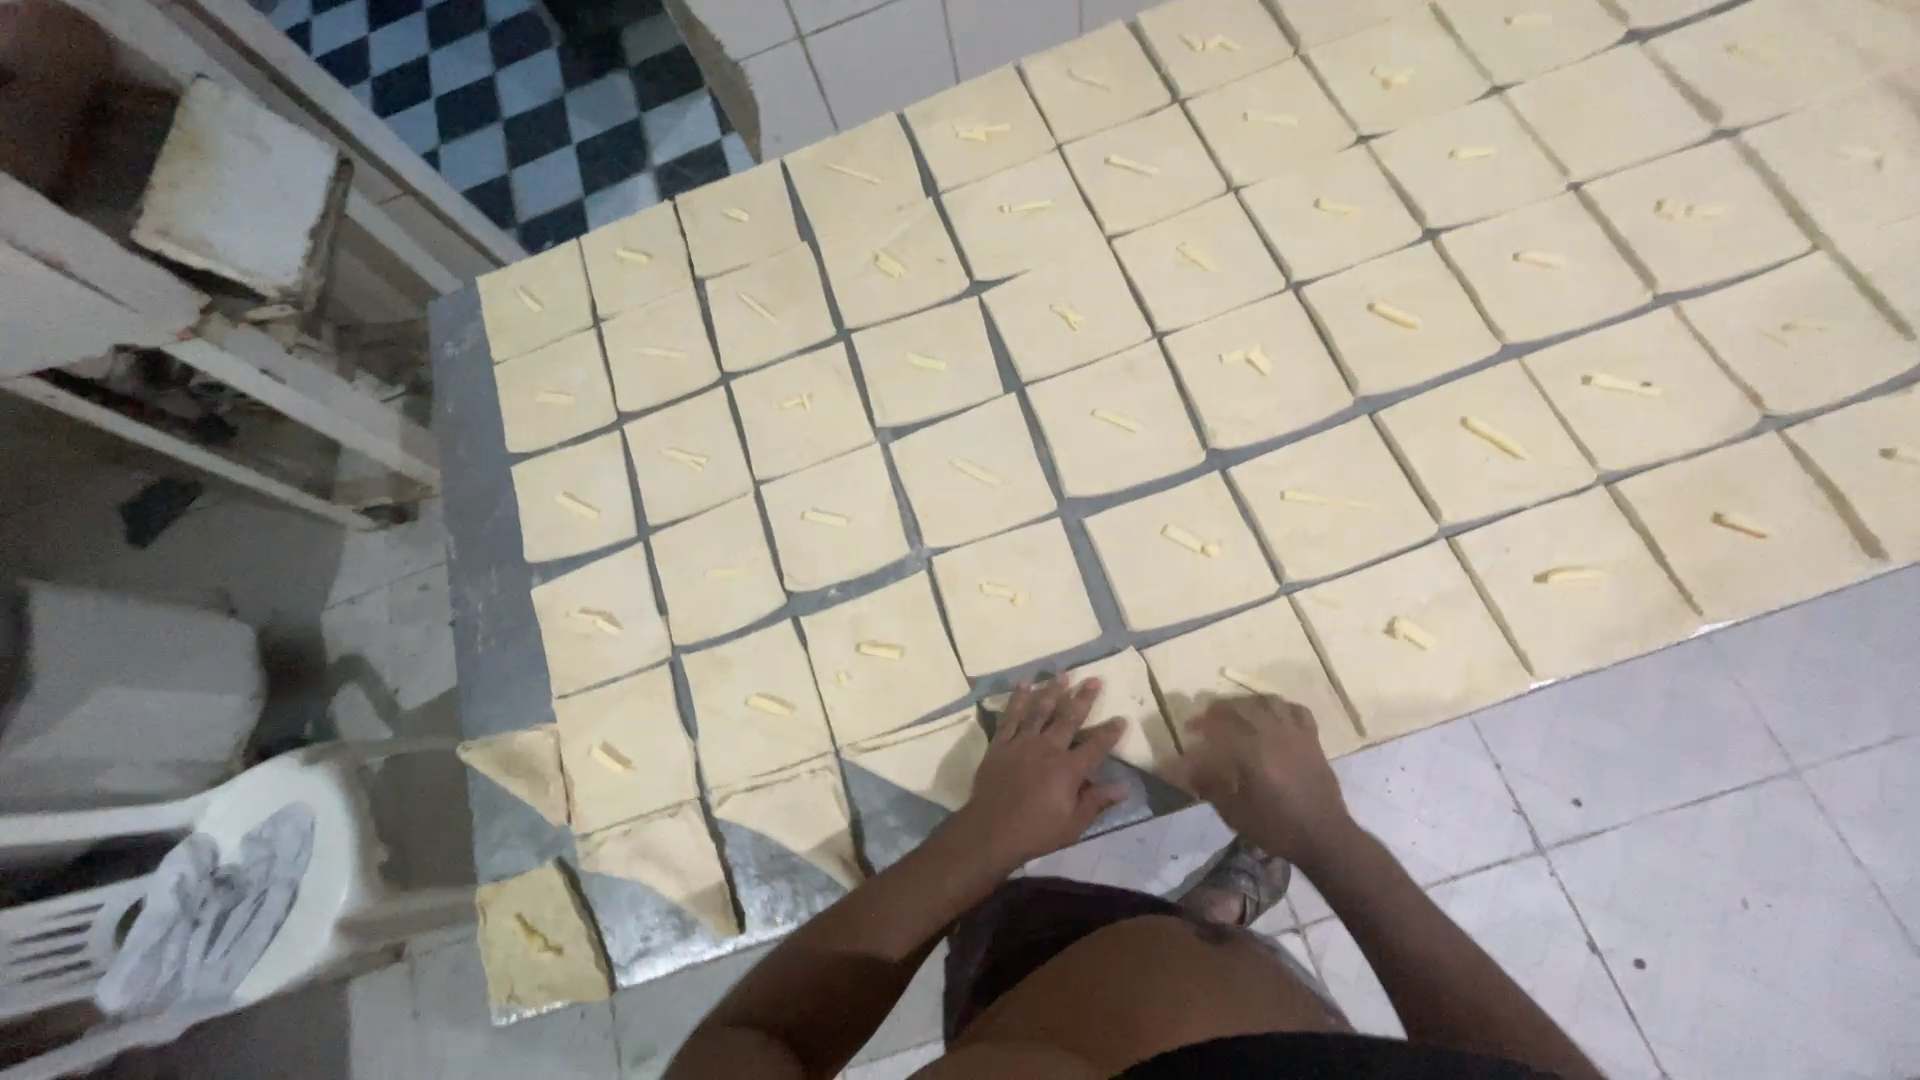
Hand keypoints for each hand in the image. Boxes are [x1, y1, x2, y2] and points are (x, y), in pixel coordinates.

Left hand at [946, 676, 1128, 869]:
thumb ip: (1097, 802)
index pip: (1096, 747)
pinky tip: (1024, 684)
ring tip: (1063, 674)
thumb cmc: (1035, 831)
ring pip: (1040, 710)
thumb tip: (1124, 787)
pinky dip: (1018, 699)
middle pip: (1069, 718)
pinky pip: (1011, 716)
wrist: (990, 830)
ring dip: (1053, 690)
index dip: (1110, 733)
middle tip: (1094, 679)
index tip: (1122, 718)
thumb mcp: (1072, 825)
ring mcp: (1022, 743)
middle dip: (1084, 698)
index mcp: (1068, 770)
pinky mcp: (1001, 744)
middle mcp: (1047, 749)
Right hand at [1171, 695, 1359, 873]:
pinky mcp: (1312, 739)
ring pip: (1268, 702)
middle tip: (1207, 721)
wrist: (1324, 836)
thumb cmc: (1276, 827)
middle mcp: (1272, 734)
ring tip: (1237, 714)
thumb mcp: (1234, 812)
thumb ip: (1208, 784)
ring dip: (1247, 703)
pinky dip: (1281, 707)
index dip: (1200, 724)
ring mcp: (1295, 733)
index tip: (1189, 730)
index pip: (1217, 726)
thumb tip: (1184, 768)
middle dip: (1218, 710)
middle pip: (1240, 707)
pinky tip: (1272, 717)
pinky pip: (1296, 710)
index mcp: (1250, 751)